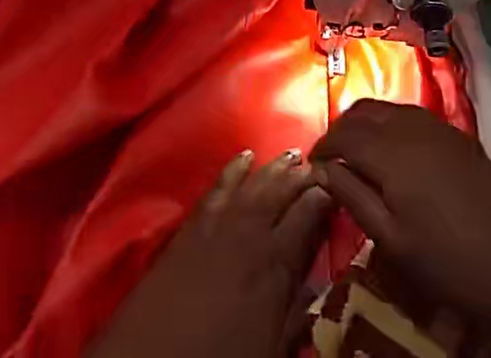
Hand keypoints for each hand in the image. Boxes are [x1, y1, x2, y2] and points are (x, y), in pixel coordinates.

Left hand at [85, 149, 332, 357]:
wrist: (151, 355)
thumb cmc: (218, 357)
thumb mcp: (272, 348)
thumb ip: (298, 315)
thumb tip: (323, 287)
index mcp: (274, 263)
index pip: (307, 219)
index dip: (324, 200)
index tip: (338, 186)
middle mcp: (249, 233)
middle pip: (281, 193)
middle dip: (303, 176)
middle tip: (320, 162)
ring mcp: (219, 222)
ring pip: (254, 183)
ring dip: (274, 167)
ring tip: (292, 154)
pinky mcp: (193, 223)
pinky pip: (219, 185)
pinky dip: (233, 168)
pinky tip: (244, 156)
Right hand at [311, 101, 490, 357]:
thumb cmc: (456, 264)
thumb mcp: (395, 241)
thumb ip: (354, 197)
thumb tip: (323, 170)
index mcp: (390, 151)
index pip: (342, 134)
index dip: (322, 148)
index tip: (312, 167)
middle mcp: (411, 127)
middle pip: (363, 111)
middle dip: (341, 129)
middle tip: (331, 158)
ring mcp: (440, 128)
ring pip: (388, 109)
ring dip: (366, 124)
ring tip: (358, 155)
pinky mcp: (460, 138)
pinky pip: (412, 116)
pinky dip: (391, 125)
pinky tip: (395, 155)